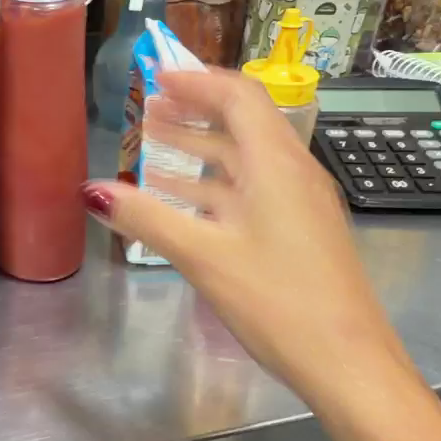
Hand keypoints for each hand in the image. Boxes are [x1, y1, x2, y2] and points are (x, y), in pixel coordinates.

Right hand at [82, 70, 416, 408]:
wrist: (348, 363)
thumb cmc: (278, 301)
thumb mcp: (203, 256)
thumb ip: (146, 218)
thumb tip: (91, 191)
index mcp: (275, 164)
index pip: (239, 97)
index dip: (197, 81)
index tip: (156, 77)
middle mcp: (292, 173)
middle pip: (242, 123)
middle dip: (193, 111)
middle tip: (148, 109)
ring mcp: (299, 204)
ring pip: (244, 160)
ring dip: (199, 149)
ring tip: (153, 147)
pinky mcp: (299, 232)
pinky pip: (249, 191)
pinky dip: (212, 185)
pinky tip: (182, 201)